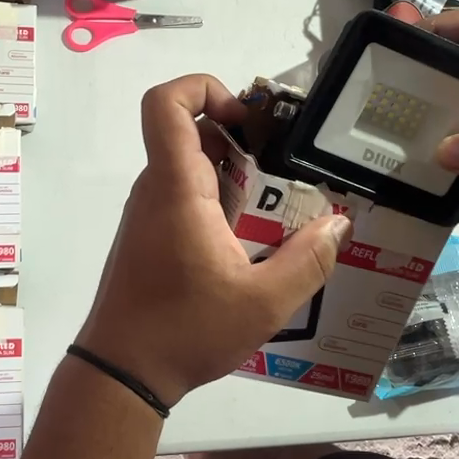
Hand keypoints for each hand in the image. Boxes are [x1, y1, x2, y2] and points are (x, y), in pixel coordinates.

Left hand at [74, 75, 351, 407]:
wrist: (120, 370)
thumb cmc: (184, 330)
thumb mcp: (263, 303)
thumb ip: (308, 260)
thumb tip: (338, 223)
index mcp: (177, 188)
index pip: (167, 104)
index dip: (203, 88)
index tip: (246, 118)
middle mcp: (157, 190)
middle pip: (189, 132)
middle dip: (239, 137)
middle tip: (283, 167)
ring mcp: (149, 213)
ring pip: (189, 167)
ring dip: (232, 174)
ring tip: (277, 208)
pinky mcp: (149, 235)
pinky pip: (184, 196)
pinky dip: (218, 200)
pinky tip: (250, 241)